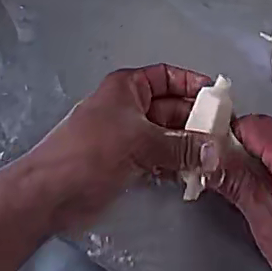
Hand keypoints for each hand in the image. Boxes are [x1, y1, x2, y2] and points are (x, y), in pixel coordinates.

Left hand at [12, 64, 212, 231]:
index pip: (167, 76)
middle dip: (195, 120)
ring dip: (188, 146)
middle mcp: (129, 106)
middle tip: (223, 134)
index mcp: (128, 87)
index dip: (192, 83)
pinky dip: (174, 164)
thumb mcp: (140, 142)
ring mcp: (127, 135)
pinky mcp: (125, 162)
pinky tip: (192, 174)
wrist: (48, 194)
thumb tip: (214, 151)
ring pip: (166, 135)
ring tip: (214, 158)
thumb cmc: (91, 152)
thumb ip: (180, 147)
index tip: (216, 96)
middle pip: (170, 107)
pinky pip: (158, 157)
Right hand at [203, 117, 271, 270]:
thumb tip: (209, 157)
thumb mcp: (266, 223)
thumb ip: (237, 184)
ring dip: (258, 157)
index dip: (225, 134)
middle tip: (218, 172)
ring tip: (239, 187)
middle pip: (266, 130)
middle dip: (240, 145)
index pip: (250, 123)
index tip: (207, 153)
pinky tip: (269, 195)